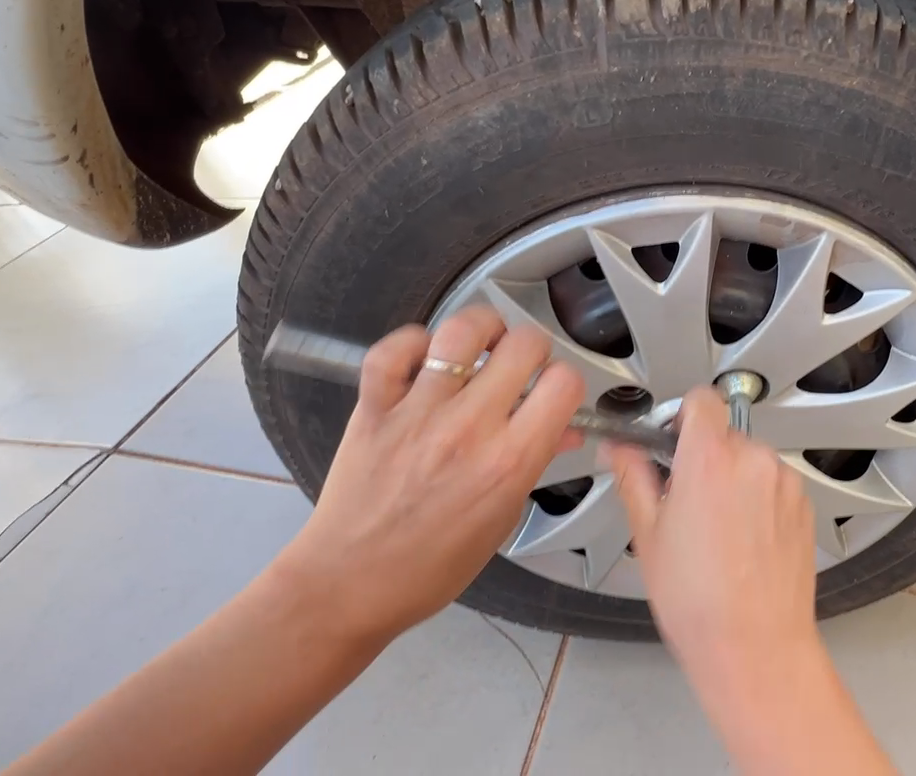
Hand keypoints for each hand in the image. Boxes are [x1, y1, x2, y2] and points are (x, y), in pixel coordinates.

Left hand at [273, 307, 585, 644]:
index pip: (564, 384)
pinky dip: (412, 342)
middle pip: (523, 345)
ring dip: (482, 330)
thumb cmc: (435, 564)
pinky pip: (393, 350)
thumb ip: (536, 463)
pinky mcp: (373, 407)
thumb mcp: (502, 519)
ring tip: (480, 347)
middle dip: (532, 349)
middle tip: (520, 367)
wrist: (349, 585)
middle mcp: (469, 428)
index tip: (552, 392)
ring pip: (461, 332)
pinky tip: (425, 358)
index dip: (566, 380)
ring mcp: (418, 413)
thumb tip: (565, 428)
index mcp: (509, 462)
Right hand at [606, 387, 819, 685]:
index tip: (669, 439)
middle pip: (722, 433)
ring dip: (732, 479)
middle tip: (685, 501)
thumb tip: (620, 449)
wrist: (757, 649)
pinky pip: (773, 484)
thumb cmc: (701, 602)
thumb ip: (634, 476)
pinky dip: (758, 500)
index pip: (699, 400)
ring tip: (717, 531)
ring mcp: (783, 482)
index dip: (679, 415)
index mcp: (710, 459)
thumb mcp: (648, 534)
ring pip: (749, 460)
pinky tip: (743, 541)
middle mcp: (753, 460)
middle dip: (702, 458)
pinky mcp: (803, 504)